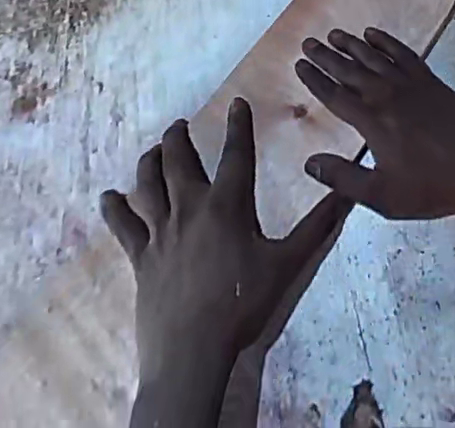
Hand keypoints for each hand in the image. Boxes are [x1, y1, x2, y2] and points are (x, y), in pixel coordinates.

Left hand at [101, 99, 347, 382]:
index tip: (237, 103)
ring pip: (148, 184)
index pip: (235, 153)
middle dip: (178, 136)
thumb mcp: (286, 264)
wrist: (192, 351)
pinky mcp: (140, 257)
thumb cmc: (242, 303)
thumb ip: (316, 227)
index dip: (238, 125)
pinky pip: (123, 226)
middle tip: (180, 124)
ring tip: (154, 149)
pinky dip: (114, 209)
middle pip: (178, 160)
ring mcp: (160, 232)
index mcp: (226, 205)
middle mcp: (190, 208)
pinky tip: (108, 197)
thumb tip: (346, 194)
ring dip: (149, 161)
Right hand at [295, 28, 454, 221]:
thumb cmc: (430, 188)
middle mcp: (387, 96)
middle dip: (326, 56)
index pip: (334, 95)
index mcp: (373, 122)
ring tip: (334, 35)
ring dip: (352, 44)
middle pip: (349, 70)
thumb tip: (309, 164)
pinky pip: (402, 53)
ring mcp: (410, 84)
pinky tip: (373, 34)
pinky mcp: (429, 80)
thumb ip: (344, 179)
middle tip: (308, 43)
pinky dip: (386, 42)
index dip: (315, 79)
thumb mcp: (382, 196)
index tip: (299, 65)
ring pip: (373, 57)